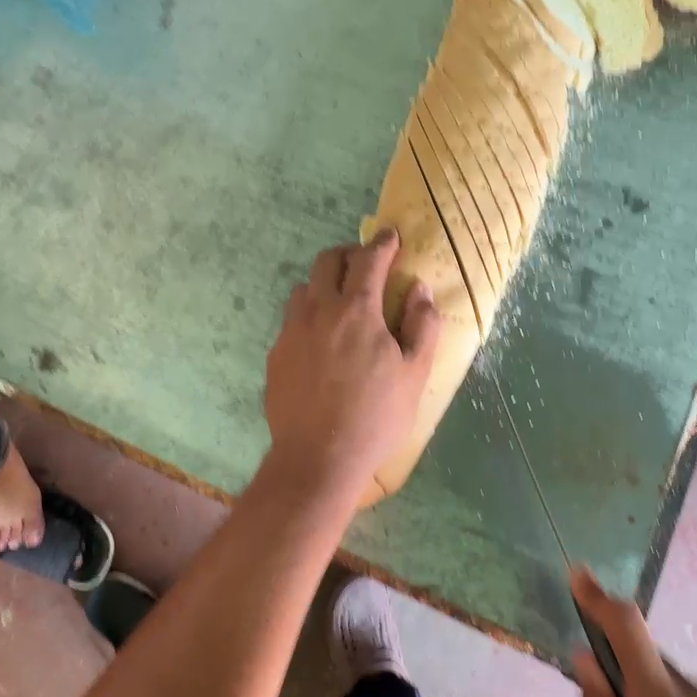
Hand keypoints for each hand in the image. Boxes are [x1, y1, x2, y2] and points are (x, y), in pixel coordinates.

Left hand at [262, 230, 441, 494]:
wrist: (317, 459)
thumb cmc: (375, 418)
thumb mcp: (414, 374)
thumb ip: (421, 326)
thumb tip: (419, 290)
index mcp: (357, 310)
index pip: (369, 260)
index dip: (383, 243)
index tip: (392, 237)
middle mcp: (318, 311)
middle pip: (328, 261)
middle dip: (349, 254)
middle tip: (367, 265)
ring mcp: (291, 332)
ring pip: (304, 288)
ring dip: (324, 284)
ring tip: (341, 303)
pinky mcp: (276, 355)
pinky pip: (291, 321)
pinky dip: (309, 316)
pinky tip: (321, 341)